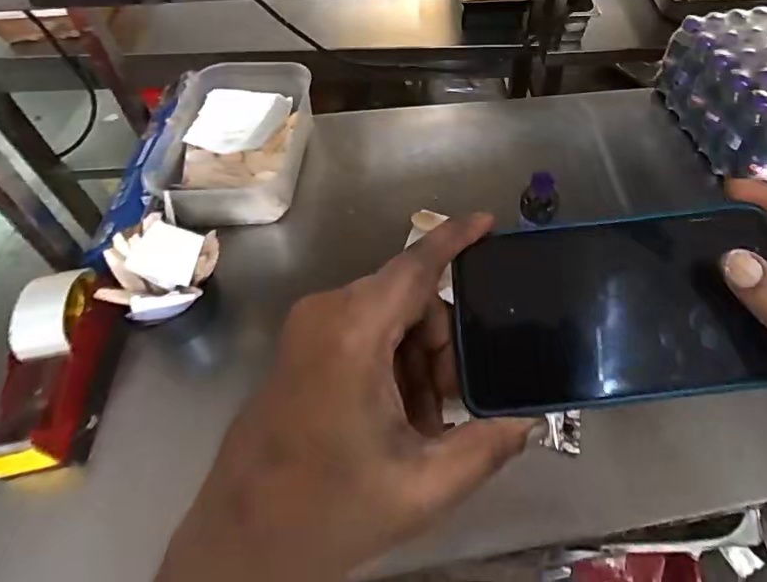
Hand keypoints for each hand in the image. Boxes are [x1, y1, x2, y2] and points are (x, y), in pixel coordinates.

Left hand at [162, 212, 536, 581]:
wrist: (238, 545)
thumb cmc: (328, 510)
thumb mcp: (419, 487)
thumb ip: (484, 448)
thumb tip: (528, 421)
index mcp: (354, 331)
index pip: (416, 266)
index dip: (455, 238)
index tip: (488, 221)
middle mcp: (328, 311)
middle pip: (410, 299)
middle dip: (442, 345)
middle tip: (452, 403)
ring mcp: (309, 325)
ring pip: (390, 316)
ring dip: (418, 360)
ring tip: (423, 423)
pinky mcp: (301, 343)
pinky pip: (365, 329)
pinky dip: (392, 361)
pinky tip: (397, 417)